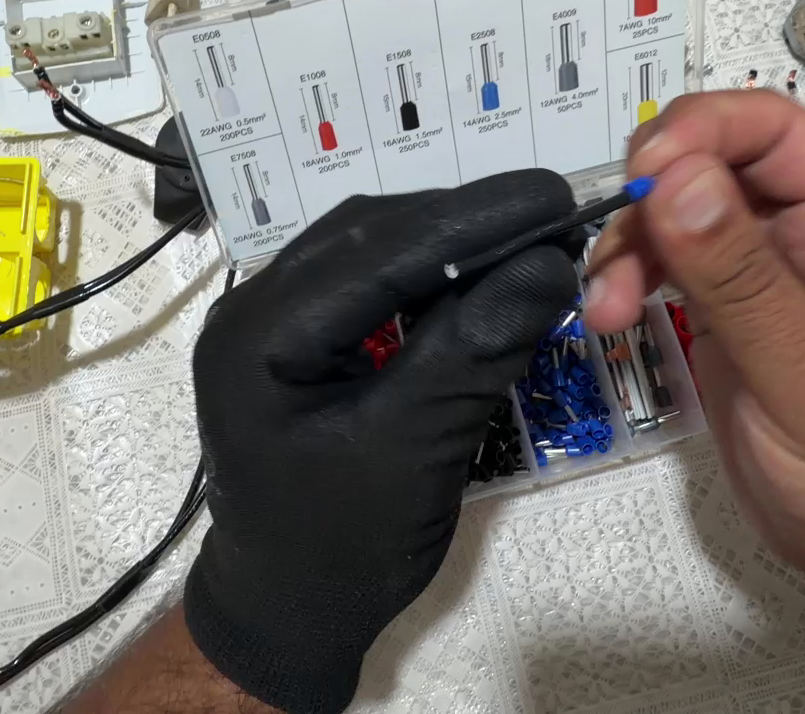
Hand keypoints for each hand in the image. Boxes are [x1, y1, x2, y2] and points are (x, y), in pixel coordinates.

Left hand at [186, 170, 581, 713]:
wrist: (287, 610)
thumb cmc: (342, 547)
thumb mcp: (415, 449)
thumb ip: (475, 349)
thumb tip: (551, 263)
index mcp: (258, 333)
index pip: (377, 250)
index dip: (472, 219)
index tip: (551, 194)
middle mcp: (253, 305)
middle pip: (367, 234)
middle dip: (461, 222)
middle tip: (546, 214)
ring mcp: (269, 315)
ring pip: (366, 247)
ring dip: (444, 239)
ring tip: (519, 239)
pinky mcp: (296, 331)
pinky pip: (364, 279)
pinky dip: (423, 272)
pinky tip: (471, 274)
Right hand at [582, 92, 804, 588]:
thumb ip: (741, 279)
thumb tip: (672, 177)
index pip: (776, 129)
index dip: (700, 130)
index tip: (637, 175)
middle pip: (714, 162)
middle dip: (651, 196)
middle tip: (613, 249)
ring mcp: (768, 268)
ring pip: (677, 210)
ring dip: (629, 245)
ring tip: (605, 308)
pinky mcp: (731, 304)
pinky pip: (667, 260)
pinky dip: (628, 277)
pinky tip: (610, 315)